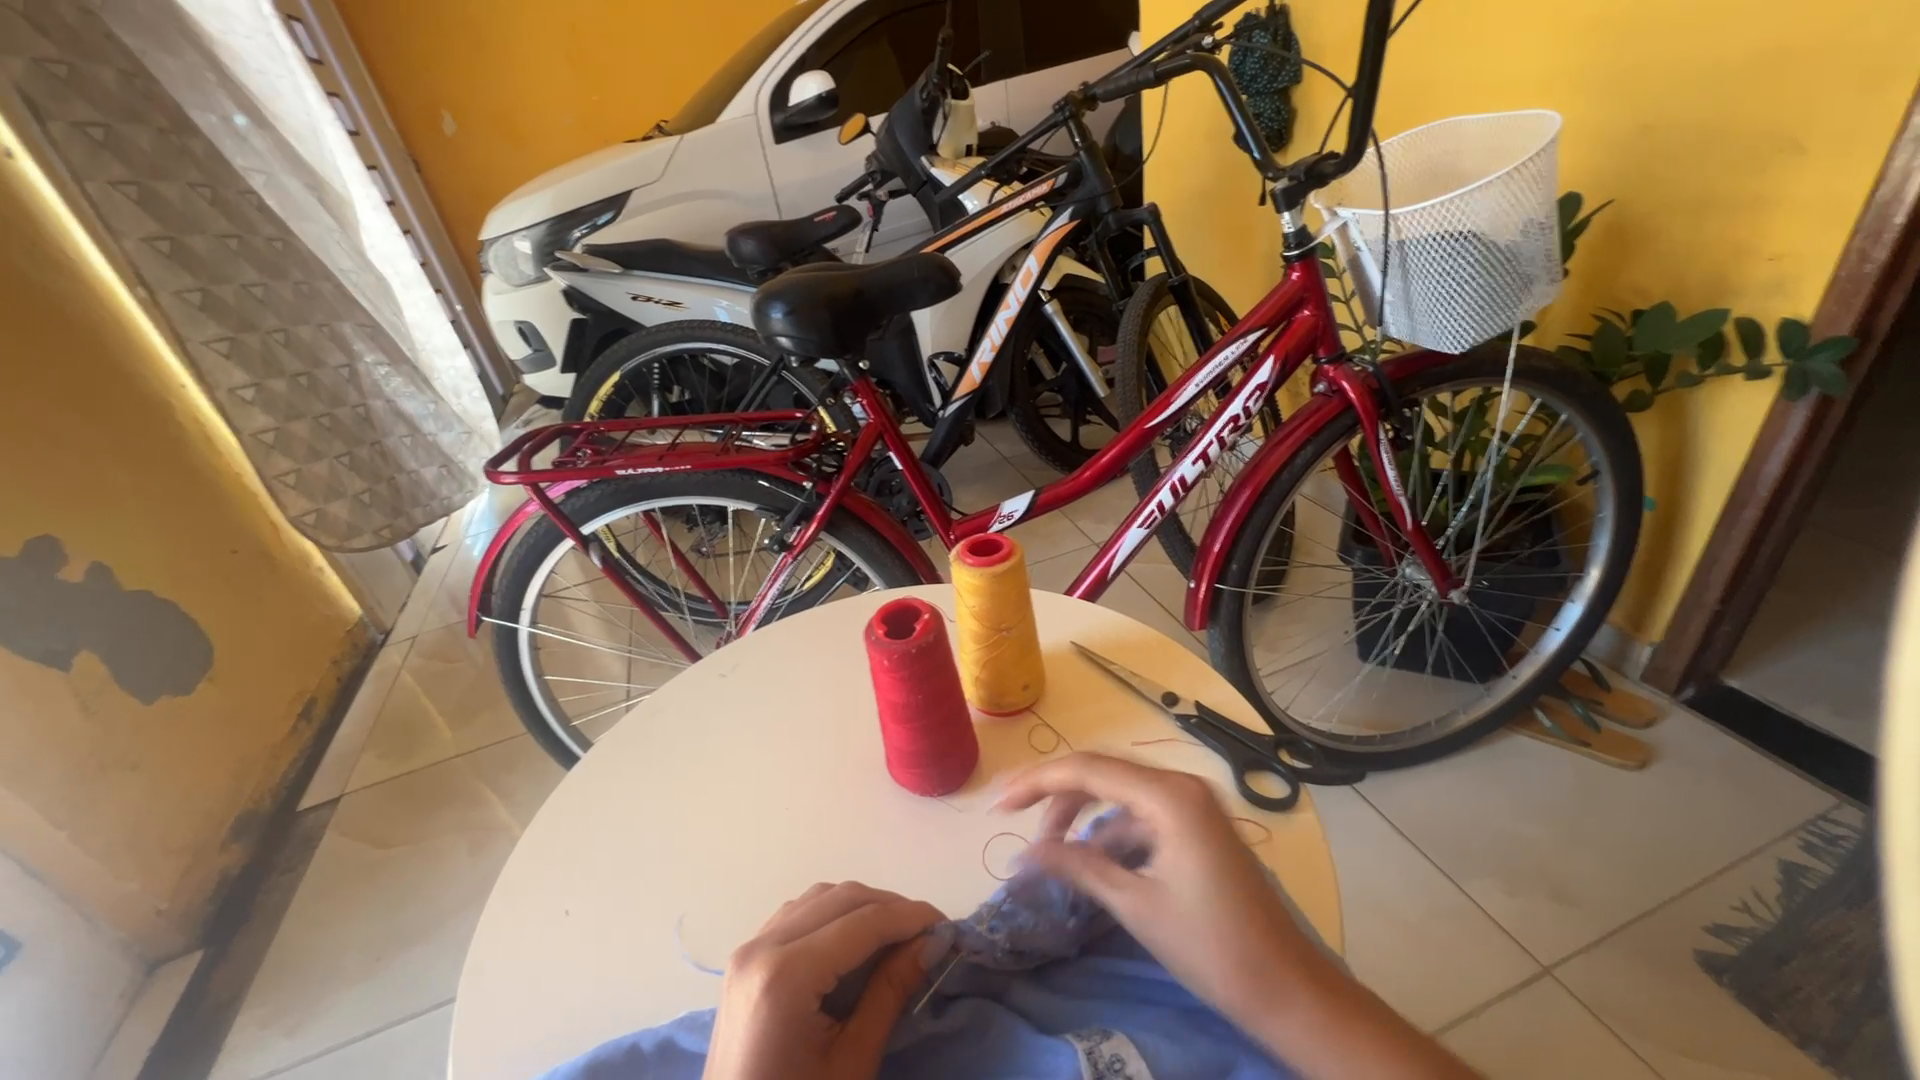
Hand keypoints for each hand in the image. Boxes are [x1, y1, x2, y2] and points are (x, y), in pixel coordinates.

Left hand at [703, 882, 949, 1079]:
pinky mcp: (744, 961)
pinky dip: (833, 916)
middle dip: (891, 907)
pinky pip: (797, 915)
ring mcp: (747, 950)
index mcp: (786, 975)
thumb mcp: (852, 1060)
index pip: (864, 921)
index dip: (912, 917)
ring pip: (819, 898)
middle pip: (841, 898)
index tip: (949, 926)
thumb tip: (933, 942)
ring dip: (863, 907)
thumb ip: (891, 992)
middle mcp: (761, 947)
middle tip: (929, 933)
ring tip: (898, 937)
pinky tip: (856, 944)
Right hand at [995, 752, 1326, 1030]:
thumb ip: (1078, 866)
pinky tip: (1092, 861)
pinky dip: (1111, 832)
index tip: (998, 807)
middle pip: (1103, 773)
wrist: (1288, 989)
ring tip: (1051, 849)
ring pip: (1121, 793)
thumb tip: (1025, 853)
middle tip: (1015, 820)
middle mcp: (1182, 786)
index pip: (1087, 770)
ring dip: (1083, 815)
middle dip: (1056, 795)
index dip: (1036, 783)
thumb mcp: (1135, 904)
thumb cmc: (1211, 947)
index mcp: (1169, 795)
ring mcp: (1194, 805)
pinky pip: (1142, 814)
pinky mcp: (1198, 827)